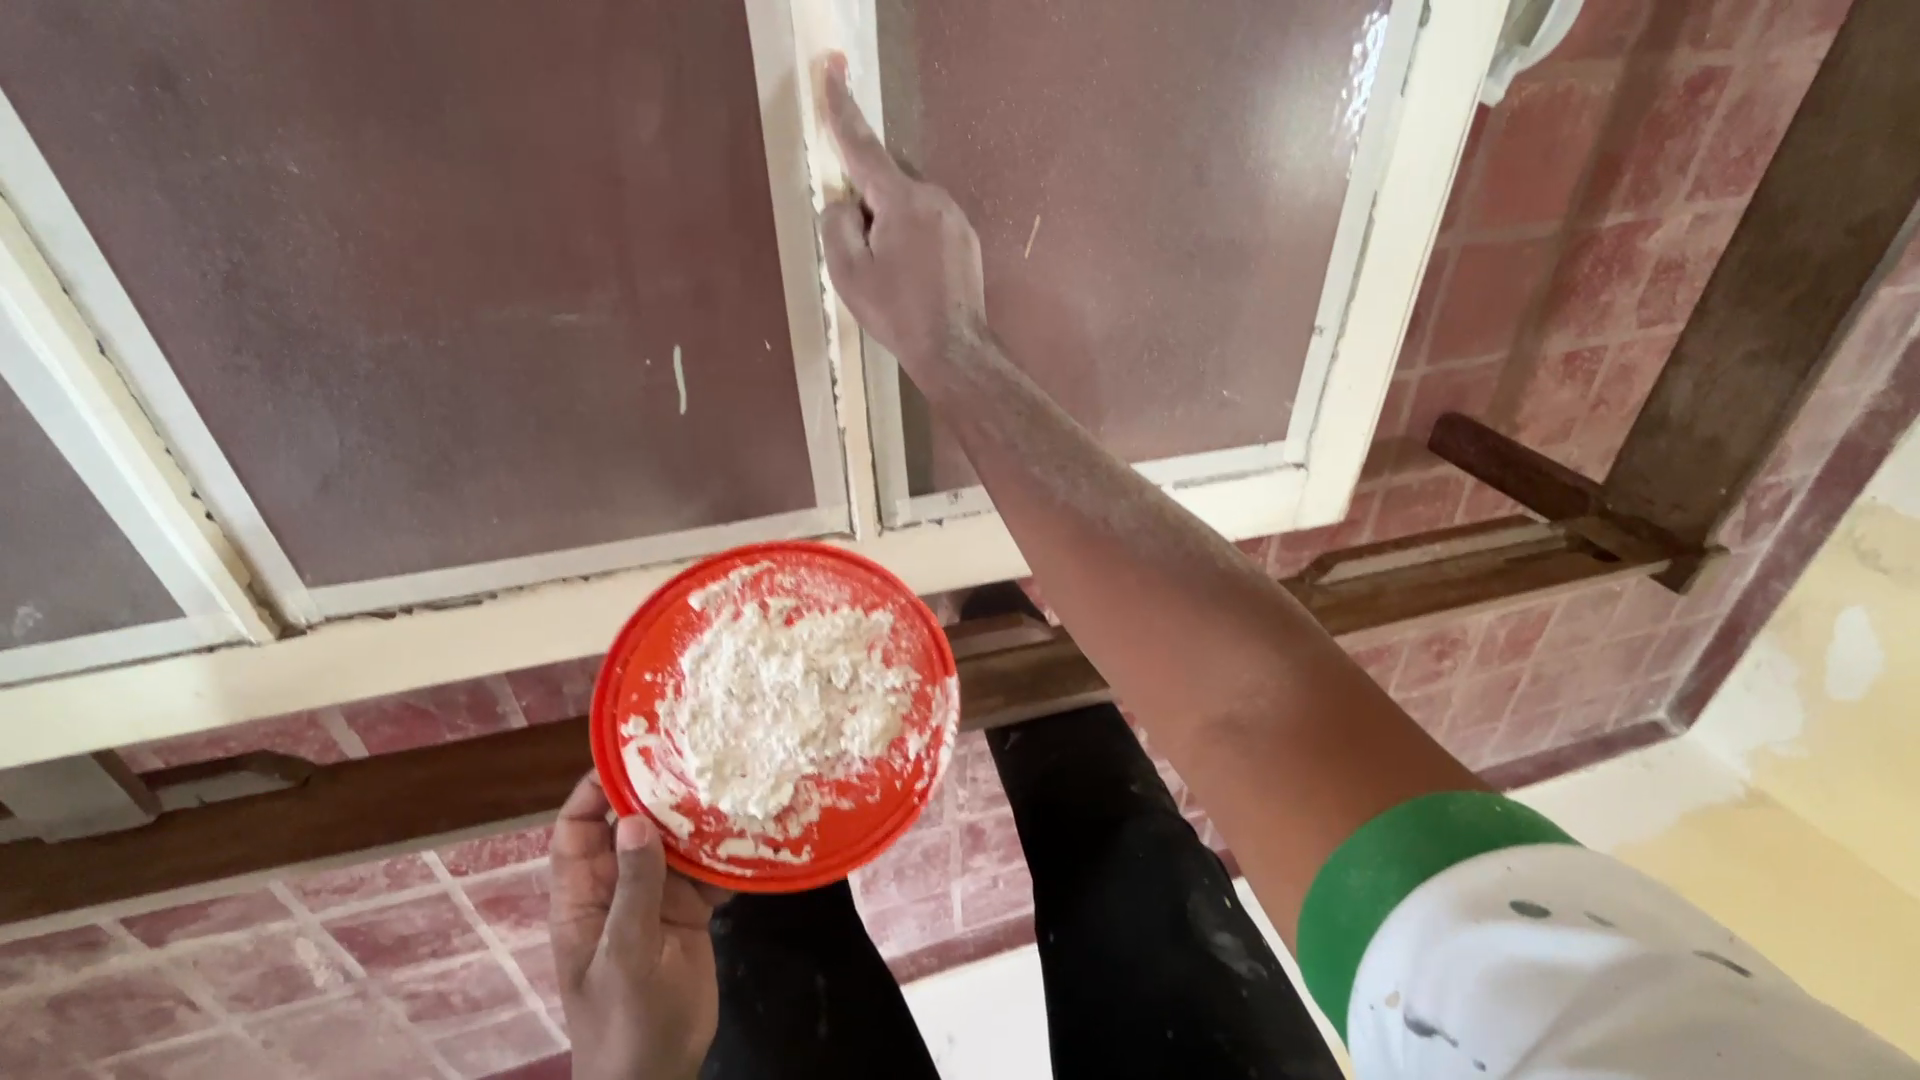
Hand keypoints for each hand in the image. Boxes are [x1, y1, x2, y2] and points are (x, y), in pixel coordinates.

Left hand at [549, 773, 728, 1079]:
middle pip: (632, 826)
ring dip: (698, 819)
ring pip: (674, 844)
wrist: (657, 1077)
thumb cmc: (624, 1021)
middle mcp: (618, 887)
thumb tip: (636, 819)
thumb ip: (634, 889)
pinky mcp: (690, 912)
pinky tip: (750, 830)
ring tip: (730, 784)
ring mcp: (656, 899)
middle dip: (659, 794)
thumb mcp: (625, 955)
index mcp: (584, 896)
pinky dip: (726, 853)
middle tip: (698, 757)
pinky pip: (707, 871)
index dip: (595, 790)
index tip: (632, 755)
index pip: (579, 829)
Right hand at [819, 53, 988, 385]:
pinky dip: (912, 243)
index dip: (842, 110)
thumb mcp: (848, 270)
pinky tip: (913, 281)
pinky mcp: (968, 241)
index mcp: (903, 199)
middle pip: (887, 185)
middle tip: (868, 260)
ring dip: (891, 229)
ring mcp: (957, 219)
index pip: (863, 146)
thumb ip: (836, 223)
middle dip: (868, 209)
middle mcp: (935, 198)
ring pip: (909, 208)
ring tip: (893, 279)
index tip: (832, 72)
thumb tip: (846, 206)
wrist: (953, 350)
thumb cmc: (896, 312)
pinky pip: (929, 227)